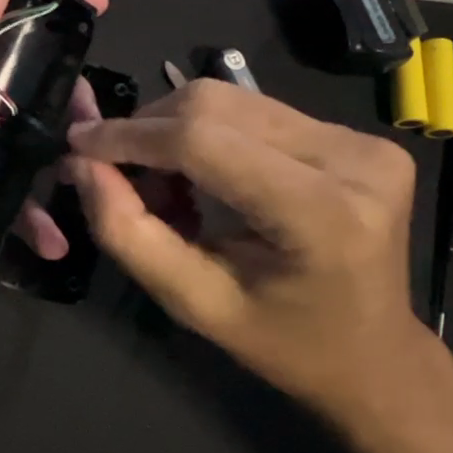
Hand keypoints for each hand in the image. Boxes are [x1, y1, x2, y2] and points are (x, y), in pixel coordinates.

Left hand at [0, 0, 107, 287]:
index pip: (0, 13)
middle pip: (21, 77)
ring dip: (54, 153)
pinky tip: (50, 233)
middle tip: (94, 119)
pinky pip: (2, 183)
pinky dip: (26, 206)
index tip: (99, 10)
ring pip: (19, 132)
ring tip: (86, 175)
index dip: (49, 8)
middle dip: (63, 94)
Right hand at [65, 80, 449, 428]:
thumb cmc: (282, 342)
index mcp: (320, 214)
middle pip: (215, 104)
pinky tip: (199, 175)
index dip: (130, 136)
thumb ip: (129, 234)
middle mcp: (352, 159)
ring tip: (161, 184)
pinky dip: (206, 133)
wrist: (375, 354)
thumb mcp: (193, 303)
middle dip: (147, 129)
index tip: (77, 144)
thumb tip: (81, 165)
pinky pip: (253, 110)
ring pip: (230, 98)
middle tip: (117, 176)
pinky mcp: (356, 134)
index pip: (203, 141)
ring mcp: (361, 141)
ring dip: (173, 129)